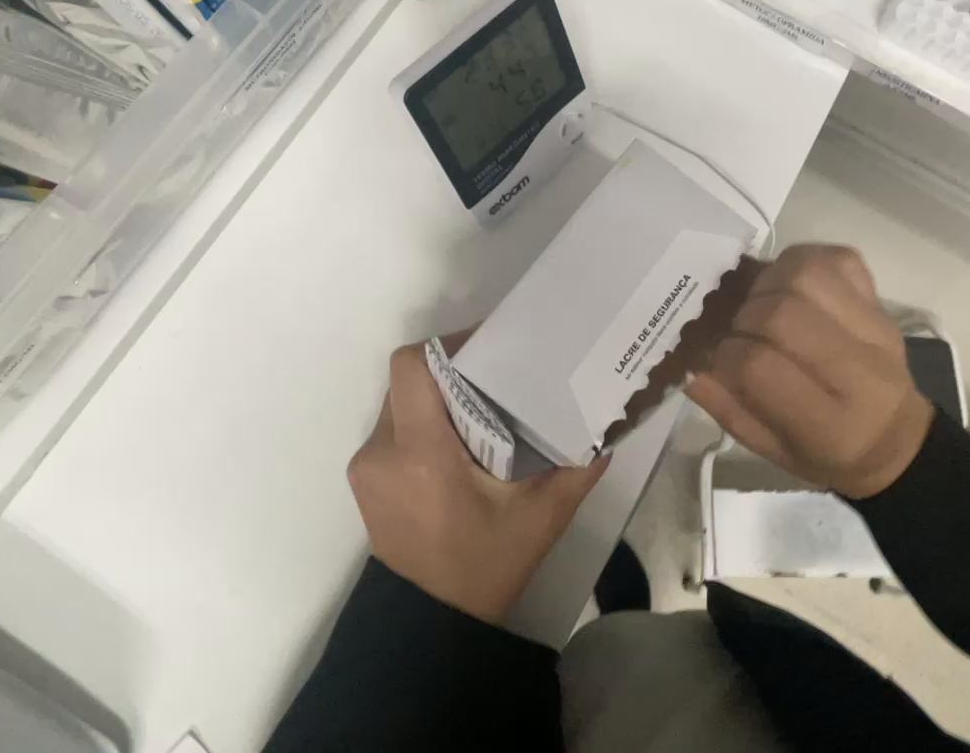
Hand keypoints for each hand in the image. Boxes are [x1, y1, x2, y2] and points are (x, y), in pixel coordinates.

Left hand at [348, 339, 609, 623]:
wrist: (431, 622)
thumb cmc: (485, 566)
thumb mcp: (541, 518)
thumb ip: (575, 467)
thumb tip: (606, 424)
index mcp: (421, 453)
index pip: (413, 367)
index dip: (447, 346)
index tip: (489, 349)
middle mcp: (383, 450)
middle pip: (409, 380)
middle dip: (449, 370)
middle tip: (494, 375)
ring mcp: (367, 465)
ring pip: (400, 401)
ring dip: (436, 397)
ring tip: (479, 408)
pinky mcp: (364, 477)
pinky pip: (393, 427)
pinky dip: (423, 421)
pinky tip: (457, 441)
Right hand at [686, 245, 934, 498]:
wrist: (894, 439)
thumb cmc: (825, 452)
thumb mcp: (770, 450)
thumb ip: (727, 407)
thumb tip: (689, 362)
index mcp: (829, 425)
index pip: (758, 367)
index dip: (724, 354)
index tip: (716, 359)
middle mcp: (859, 371)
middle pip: (782, 314)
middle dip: (742, 318)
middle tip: (736, 330)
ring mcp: (875, 328)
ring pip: (808, 276)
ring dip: (768, 283)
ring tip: (757, 302)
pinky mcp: (879, 300)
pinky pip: (836, 259)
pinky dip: (801, 262)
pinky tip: (786, 283)